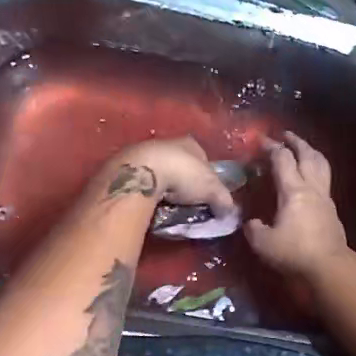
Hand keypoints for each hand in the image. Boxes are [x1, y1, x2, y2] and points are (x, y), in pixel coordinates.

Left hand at [99, 137, 235, 213]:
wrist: (142, 173)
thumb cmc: (183, 176)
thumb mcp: (213, 190)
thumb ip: (224, 200)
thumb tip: (230, 212)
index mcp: (190, 143)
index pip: (203, 158)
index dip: (207, 176)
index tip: (207, 193)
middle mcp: (168, 142)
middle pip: (180, 164)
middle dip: (184, 180)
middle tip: (188, 200)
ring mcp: (144, 151)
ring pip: (160, 170)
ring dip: (164, 184)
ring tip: (168, 204)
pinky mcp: (126, 164)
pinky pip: (142, 179)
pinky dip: (147, 189)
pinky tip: (150, 202)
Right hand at [245, 133, 350, 278]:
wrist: (329, 266)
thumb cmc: (294, 253)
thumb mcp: (263, 243)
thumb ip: (253, 229)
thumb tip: (251, 223)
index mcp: (293, 191)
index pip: (282, 159)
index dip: (271, 147)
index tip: (261, 140)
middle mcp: (311, 188)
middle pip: (307, 155)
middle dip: (296, 142)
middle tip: (286, 135)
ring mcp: (325, 198)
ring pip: (321, 166)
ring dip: (311, 153)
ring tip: (303, 149)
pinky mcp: (332, 211)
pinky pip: (324, 181)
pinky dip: (316, 171)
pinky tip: (310, 179)